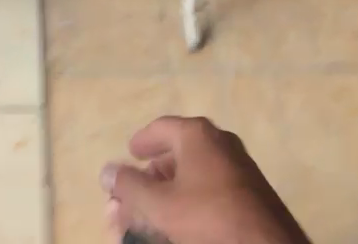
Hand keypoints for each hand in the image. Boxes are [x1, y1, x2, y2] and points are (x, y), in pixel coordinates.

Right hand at [102, 116, 309, 243]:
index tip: (130, 154)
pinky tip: (178, 227)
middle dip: (150, 180)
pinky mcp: (251, 196)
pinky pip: (211, 193)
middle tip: (132, 199)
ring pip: (193, 178)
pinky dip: (190, 206)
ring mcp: (239, 170)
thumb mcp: (161, 205)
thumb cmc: (210, 220)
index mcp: (197, 135)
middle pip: (176, 156)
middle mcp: (220, 144)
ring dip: (168, 196)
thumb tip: (106, 171)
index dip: (142, 142)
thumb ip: (130, 187)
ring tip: (149, 219)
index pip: (161, 129)